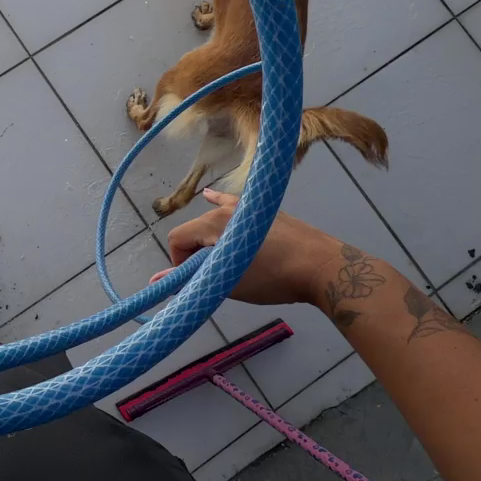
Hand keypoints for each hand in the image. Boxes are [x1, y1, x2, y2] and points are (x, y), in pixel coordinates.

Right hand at [148, 189, 345, 306]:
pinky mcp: (263, 210)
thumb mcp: (228, 283)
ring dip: (209, 239)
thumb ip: (191, 279)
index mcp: (212, 224)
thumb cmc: (273, 278)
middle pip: (194, 230)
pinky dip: (218, 203)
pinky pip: (232, 204)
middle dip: (195, 253)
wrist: (323, 268)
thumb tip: (156, 281)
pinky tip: (209, 196)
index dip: (178, 262)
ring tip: (221, 259)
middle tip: (213, 276)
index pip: (177, 238)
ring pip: (213, 220)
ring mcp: (246, 206)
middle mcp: (224, 209)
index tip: (195, 280)